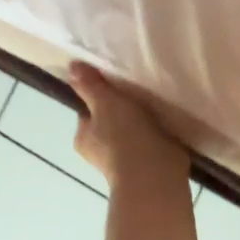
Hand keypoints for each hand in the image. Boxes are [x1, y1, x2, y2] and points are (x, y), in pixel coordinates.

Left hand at [68, 63, 191, 190]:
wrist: (153, 173)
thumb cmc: (123, 137)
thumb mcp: (104, 103)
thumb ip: (90, 85)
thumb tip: (72, 66)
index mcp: (84, 137)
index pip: (89, 110)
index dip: (101, 95)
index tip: (118, 83)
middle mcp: (101, 150)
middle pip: (111, 119)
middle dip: (124, 108)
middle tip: (141, 89)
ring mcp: (125, 158)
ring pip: (132, 129)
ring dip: (143, 120)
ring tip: (158, 102)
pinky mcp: (148, 161)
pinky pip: (151, 139)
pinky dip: (158, 131)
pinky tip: (168, 119)